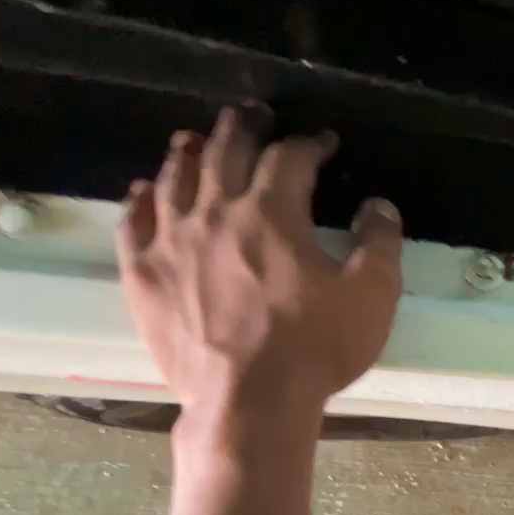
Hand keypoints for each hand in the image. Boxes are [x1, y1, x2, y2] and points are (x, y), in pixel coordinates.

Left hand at [116, 106, 403, 443]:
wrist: (250, 401)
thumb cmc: (318, 347)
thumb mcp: (372, 297)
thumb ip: (379, 245)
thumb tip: (378, 206)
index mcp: (272, 215)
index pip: (290, 160)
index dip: (310, 144)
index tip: (325, 141)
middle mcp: (214, 214)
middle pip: (224, 154)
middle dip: (242, 128)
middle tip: (252, 113)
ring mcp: (170, 242)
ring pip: (174, 179)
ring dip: (189, 152)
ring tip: (196, 139)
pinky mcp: (142, 275)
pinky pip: (134, 221)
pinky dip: (142, 198)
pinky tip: (147, 190)